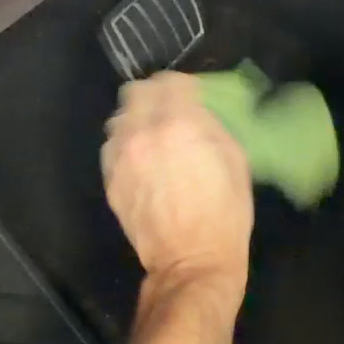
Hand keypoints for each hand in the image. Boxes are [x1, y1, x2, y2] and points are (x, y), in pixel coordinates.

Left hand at [101, 72, 254, 305]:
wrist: (190, 261)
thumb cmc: (224, 213)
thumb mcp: (235, 160)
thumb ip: (211, 125)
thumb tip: (197, 112)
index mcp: (179, 123)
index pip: (170, 81)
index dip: (182, 85)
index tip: (190, 95)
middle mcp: (143, 132)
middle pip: (136, 91)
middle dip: (153, 95)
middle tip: (167, 109)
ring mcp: (121, 155)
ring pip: (119, 118)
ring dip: (135, 119)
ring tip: (151, 135)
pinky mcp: (109, 177)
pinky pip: (112, 146)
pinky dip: (125, 145)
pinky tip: (140, 160)